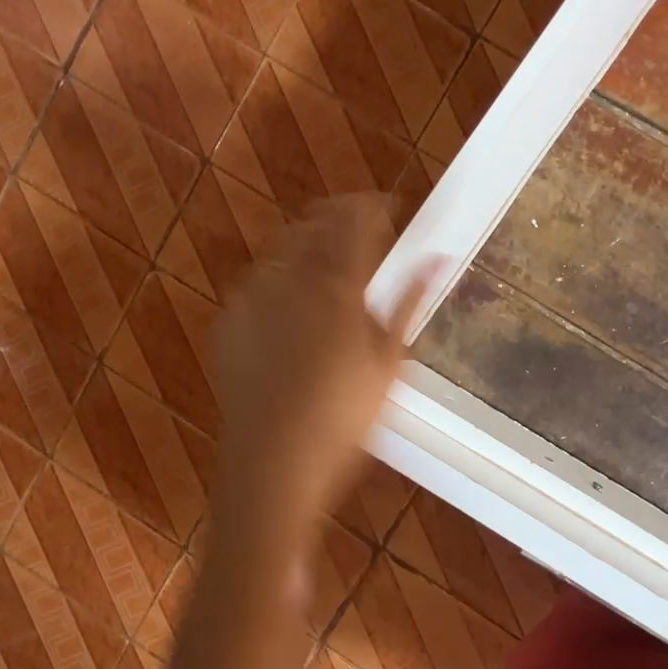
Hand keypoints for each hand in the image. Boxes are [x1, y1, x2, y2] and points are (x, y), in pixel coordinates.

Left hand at [211, 193, 429, 526]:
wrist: (273, 461)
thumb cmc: (344, 418)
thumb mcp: (389, 362)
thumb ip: (408, 302)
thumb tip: (438, 258)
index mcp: (337, 284)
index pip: (356, 220)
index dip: (374, 207)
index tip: (390, 209)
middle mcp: (290, 277)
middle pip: (314, 225)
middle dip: (338, 219)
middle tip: (361, 236)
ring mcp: (252, 297)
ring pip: (281, 251)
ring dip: (307, 247)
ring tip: (328, 270)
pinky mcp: (228, 322)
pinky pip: (256, 284)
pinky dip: (278, 281)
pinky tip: (290, 308)